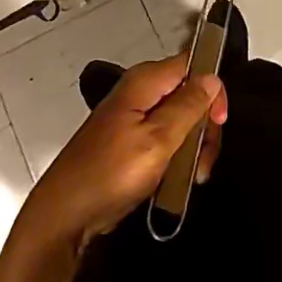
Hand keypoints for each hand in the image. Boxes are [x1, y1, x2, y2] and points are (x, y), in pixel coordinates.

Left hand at [16, 54, 226, 246]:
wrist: (64, 217)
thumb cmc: (111, 175)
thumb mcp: (158, 140)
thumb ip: (188, 106)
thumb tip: (211, 78)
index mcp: (145, 82)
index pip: (194, 65)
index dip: (212, 89)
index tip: (218, 122)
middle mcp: (140, 93)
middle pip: (190, 94)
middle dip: (204, 126)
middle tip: (203, 162)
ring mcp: (133, 118)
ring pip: (181, 120)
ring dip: (193, 147)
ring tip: (191, 177)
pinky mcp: (130, 142)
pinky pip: (165, 139)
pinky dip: (176, 157)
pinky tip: (175, 180)